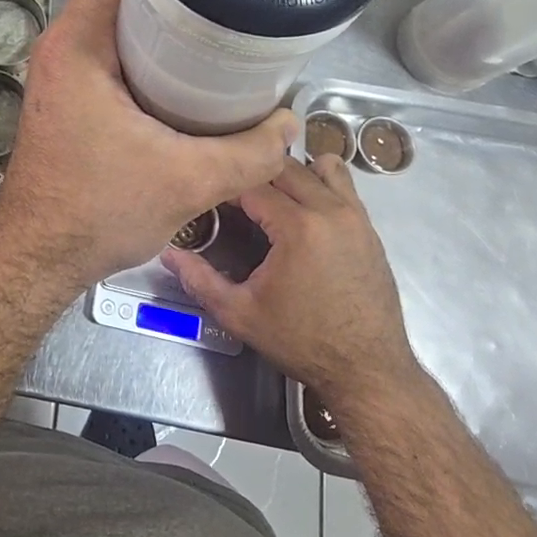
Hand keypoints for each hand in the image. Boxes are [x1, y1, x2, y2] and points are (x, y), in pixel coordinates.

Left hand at [0, 0, 297, 290]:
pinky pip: (109, 51)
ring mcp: (60, 72)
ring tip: (217, 24)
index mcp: (78, 46)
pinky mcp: (67, 96)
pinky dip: (145, 50)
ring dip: (160, 19)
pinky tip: (187, 70)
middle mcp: (62, 48)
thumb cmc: (97, 210)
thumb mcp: (187, 181)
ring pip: (115, 20)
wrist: (38, 255)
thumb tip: (290, 127)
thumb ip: (248, 153)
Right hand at [162, 155, 419, 402]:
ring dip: (290, 172)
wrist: (368, 371)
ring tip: (269, 193)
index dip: (224, 184)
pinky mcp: (369, 228)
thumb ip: (200, 279)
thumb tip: (167, 253)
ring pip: (319, 167)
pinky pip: (343, 186)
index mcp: (298, 226)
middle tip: (231, 190)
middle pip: (285, 165)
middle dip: (254, 171)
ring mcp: (356, 216)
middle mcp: (331, 210)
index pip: (251, 183)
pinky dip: (319, 184)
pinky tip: (300, 207)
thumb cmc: (301, 342)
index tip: (208, 193)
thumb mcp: (240, 314)